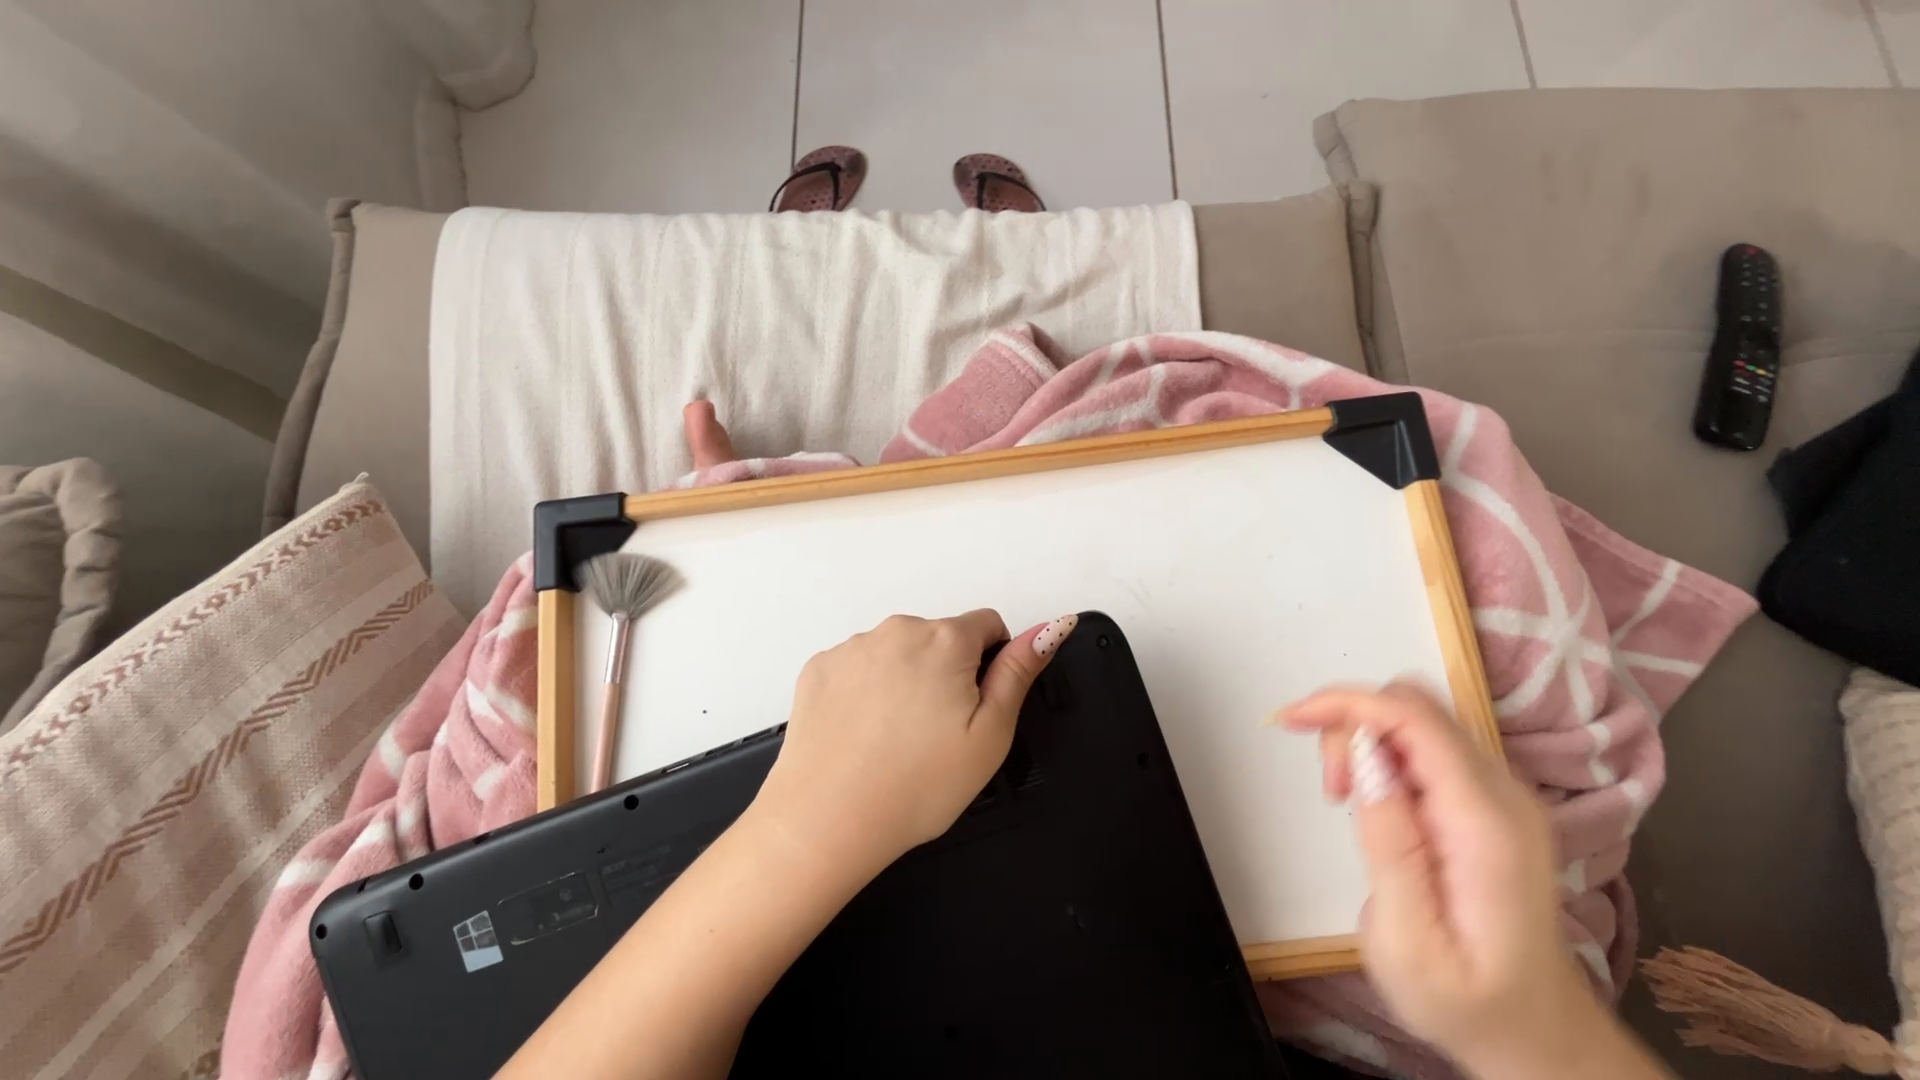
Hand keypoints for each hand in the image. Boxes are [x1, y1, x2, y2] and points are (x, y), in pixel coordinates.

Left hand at [752, 611, 1077, 875]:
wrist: (828, 820)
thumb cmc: (914, 786)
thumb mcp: (990, 734)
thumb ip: (1020, 670)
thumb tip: (1051, 627)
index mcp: (945, 641)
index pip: (988, 626)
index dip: (992, 664)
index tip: (977, 706)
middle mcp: (896, 631)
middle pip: (940, 638)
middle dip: (947, 672)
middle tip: (939, 731)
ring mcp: (853, 648)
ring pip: (898, 652)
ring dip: (906, 679)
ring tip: (898, 739)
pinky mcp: (820, 668)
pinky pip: (858, 667)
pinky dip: (867, 690)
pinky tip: (866, 734)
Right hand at [1278, 681, 1608, 1072]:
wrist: (1534, 1031)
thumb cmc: (1465, 1000)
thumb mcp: (1408, 939)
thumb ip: (1390, 842)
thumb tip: (1365, 757)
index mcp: (1485, 824)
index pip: (1415, 719)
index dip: (1345, 704)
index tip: (1290, 721)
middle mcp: (1503, 794)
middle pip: (1415, 706)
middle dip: (1351, 723)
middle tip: (1330, 789)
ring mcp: (1500, 794)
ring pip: (1417, 718)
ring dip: (1362, 739)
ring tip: (1344, 800)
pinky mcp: (1486, 800)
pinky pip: (1425, 744)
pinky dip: (1380, 753)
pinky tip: (1369, 800)